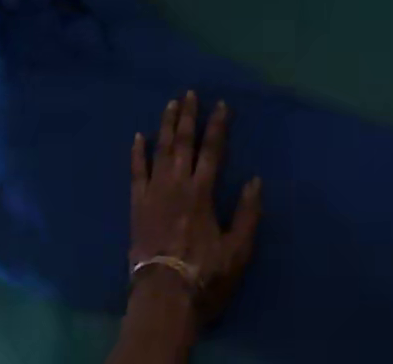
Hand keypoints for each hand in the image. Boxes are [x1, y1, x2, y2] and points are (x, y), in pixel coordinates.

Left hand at [130, 92, 262, 323]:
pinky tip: (138, 136)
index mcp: (202, 192)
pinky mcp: (137, 206)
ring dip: (166, 125)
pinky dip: (137, 153)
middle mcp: (178, 184)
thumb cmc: (204, 275)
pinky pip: (136, 172)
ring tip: (171, 103)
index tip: (221, 104)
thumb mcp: (238, 250)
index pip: (212, 149)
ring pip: (160, 149)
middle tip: (191, 93)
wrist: (164, 299)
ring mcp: (154, 192)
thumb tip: (256, 180)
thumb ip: (248, 213)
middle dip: (189, 116)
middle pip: (184, 142)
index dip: (217, 125)